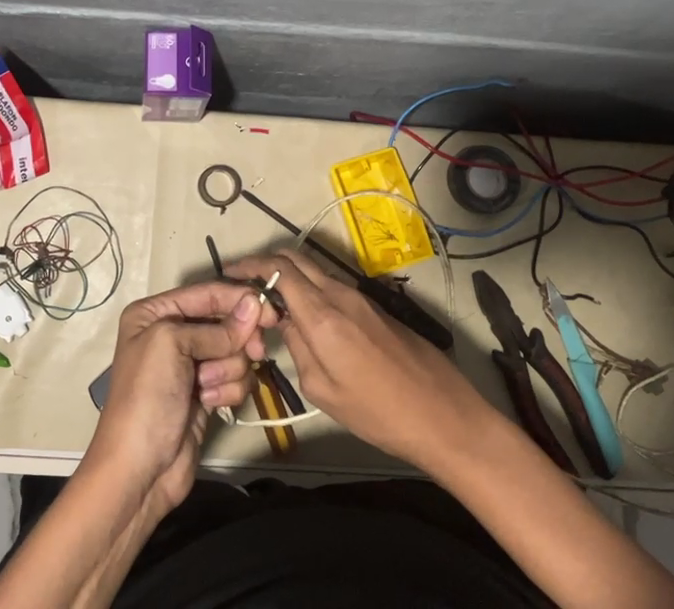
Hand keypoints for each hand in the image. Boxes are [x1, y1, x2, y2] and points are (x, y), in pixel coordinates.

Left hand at [83, 281, 273, 512]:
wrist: (140, 468)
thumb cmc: (147, 397)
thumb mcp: (171, 345)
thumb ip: (217, 327)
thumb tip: (256, 304)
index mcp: (154, 313)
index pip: (207, 293)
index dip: (239, 299)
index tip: (270, 311)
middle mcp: (171, 334)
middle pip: (225, 321)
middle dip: (237, 339)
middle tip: (255, 352)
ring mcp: (189, 365)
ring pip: (234, 352)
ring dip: (228, 369)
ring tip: (206, 388)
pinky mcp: (205, 392)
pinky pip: (235, 378)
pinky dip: (228, 389)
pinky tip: (210, 403)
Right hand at [225, 251, 494, 473]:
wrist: (444, 415)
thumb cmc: (378, 413)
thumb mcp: (322, 390)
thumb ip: (297, 348)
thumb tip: (285, 323)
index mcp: (322, 315)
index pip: (278, 269)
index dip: (250, 266)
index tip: (229, 273)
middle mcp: (341, 295)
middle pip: (296, 258)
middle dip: (266, 263)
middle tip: (244, 282)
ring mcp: (361, 299)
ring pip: (315, 270)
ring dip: (289, 276)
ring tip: (269, 301)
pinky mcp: (375, 308)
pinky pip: (333, 286)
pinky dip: (310, 289)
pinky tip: (302, 314)